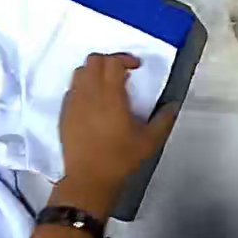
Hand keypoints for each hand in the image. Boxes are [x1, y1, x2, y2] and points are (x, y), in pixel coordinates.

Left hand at [52, 53, 177, 218]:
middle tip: (122, 73)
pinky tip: (93, 102)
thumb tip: (173, 105)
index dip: (125, 59)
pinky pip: (71, 89)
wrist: (89, 179)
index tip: (135, 67)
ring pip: (80, 71)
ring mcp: (73, 102)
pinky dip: (83, 87)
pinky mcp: (64, 112)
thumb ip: (164, 119)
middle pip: (94, 60)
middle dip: (109, 61)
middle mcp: (89, 93)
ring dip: (94, 71)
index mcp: (110, 95)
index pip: (113, 62)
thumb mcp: (149, 141)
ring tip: (106, 85)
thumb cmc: (119, 159)